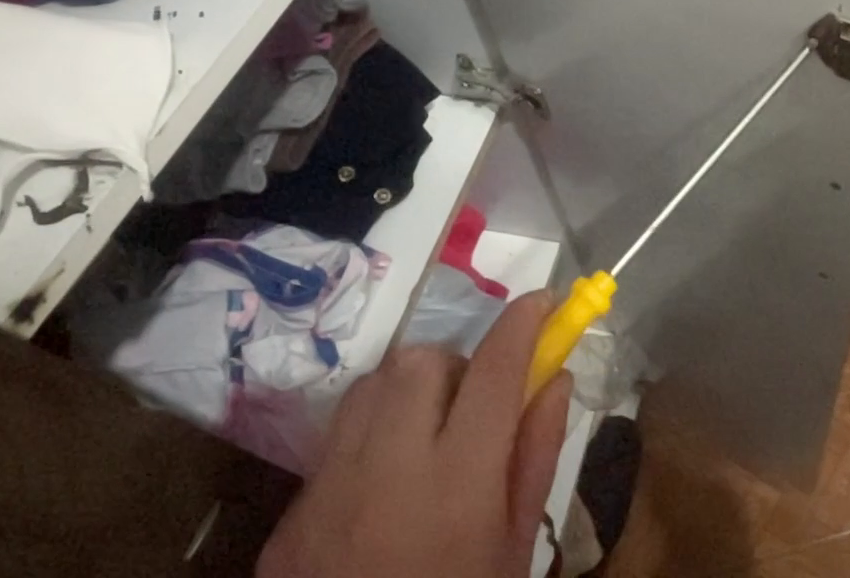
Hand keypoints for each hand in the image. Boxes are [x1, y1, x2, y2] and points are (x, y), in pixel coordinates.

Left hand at [257, 292, 572, 577]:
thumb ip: (536, 456)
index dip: (524, 324)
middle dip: (457, 366)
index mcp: (459, 486)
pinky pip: (336, 435)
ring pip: (372, 386)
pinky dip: (371, 430)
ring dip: (410, 391)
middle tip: (474, 406)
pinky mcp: (291, 512)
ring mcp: (329, 489)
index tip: (544, 300)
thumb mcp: (516, 549)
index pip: (496, 373)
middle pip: (421, 363)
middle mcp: (388, 470)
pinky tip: (385, 479)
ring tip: (428, 435)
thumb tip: (557, 378)